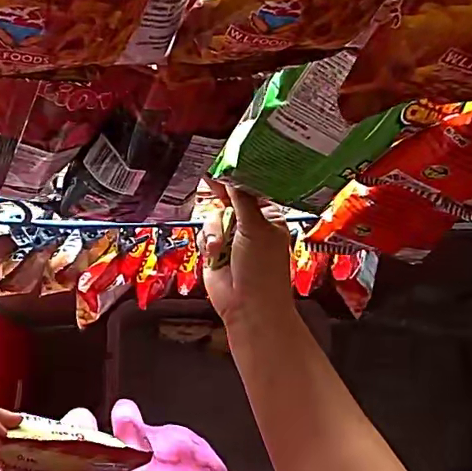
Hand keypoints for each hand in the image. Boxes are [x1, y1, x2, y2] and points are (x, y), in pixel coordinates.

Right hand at [201, 182, 294, 326]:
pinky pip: (204, 234)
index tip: (223, 164)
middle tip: (207, 181)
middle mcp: (249, 224)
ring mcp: (231, 238)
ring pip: (213, 216)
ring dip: (214, 229)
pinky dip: (207, 242)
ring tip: (219, 246)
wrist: (248, 306)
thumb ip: (241, 198)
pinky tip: (213, 254)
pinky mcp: (214, 250)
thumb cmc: (262, 269)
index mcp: (268, 216)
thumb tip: (232, 172)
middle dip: (220, 200)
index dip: (237, 177)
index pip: (251, 188)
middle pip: (228, 199)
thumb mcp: (255, 227)